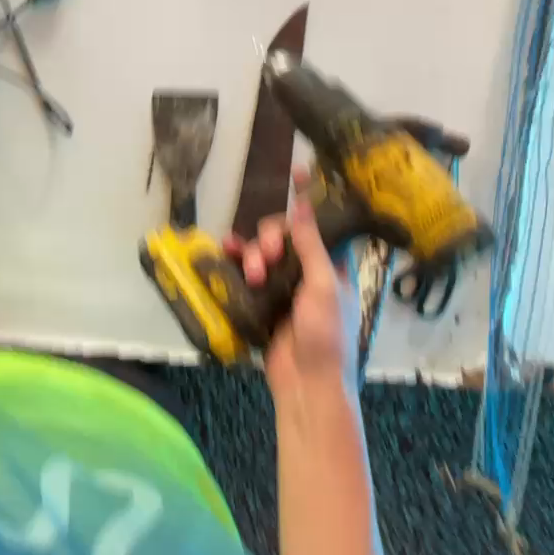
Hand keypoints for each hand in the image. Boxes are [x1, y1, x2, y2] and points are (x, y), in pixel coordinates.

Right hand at [224, 168, 360, 396]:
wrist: (306, 384)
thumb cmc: (325, 336)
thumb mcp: (323, 287)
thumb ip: (312, 246)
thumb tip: (305, 205)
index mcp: (330, 266)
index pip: (316, 224)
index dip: (306, 199)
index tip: (297, 170)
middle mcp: (306, 272)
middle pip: (283, 237)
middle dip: (269, 240)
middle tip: (266, 257)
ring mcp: (282, 288)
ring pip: (261, 254)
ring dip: (252, 255)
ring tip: (250, 273)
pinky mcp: (261, 302)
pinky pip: (244, 273)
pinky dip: (234, 262)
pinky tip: (223, 253)